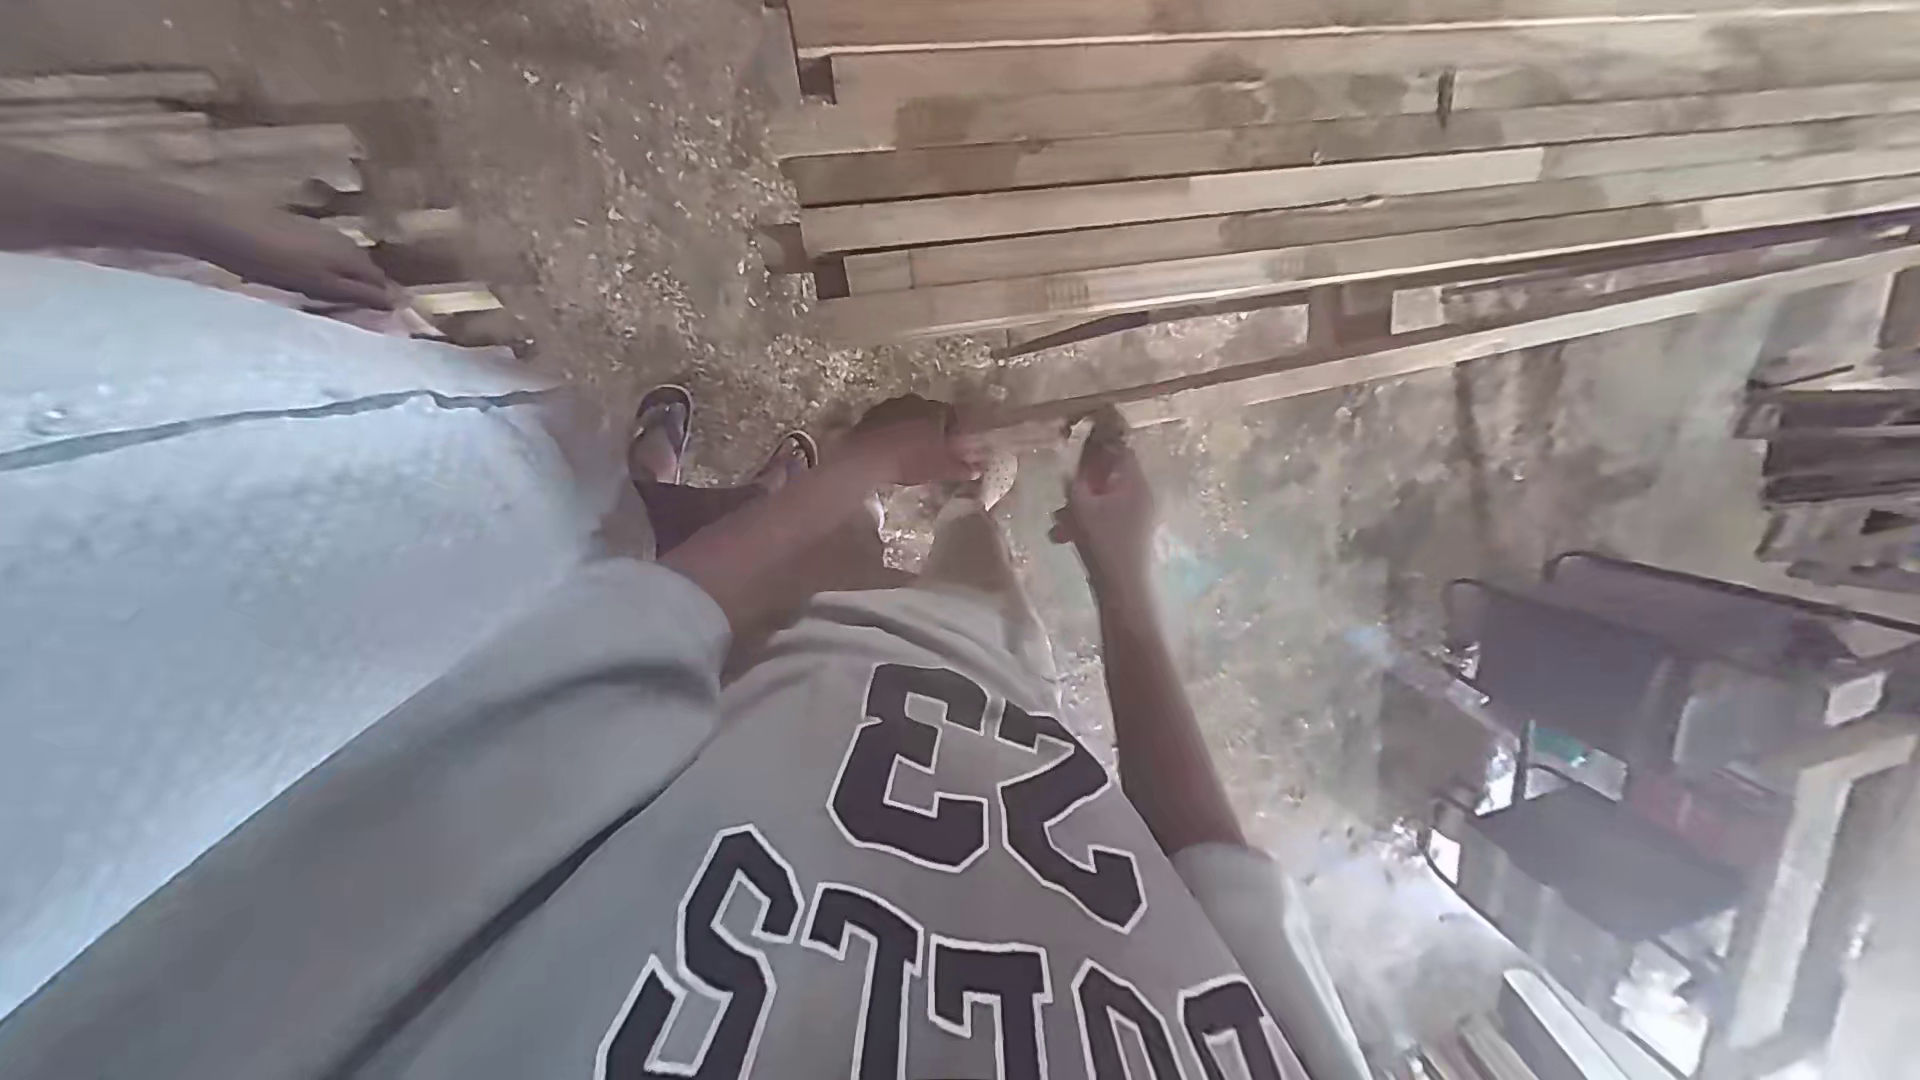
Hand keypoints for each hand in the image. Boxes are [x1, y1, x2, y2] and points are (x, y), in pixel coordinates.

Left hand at [189, 209, 395, 308]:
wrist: (214, 225)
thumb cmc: (273, 263)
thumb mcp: (322, 286)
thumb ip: (363, 294)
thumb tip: (399, 302)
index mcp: (356, 258)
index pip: (383, 283)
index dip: (379, 299)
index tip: (366, 314)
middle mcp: (345, 241)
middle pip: (365, 270)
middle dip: (360, 286)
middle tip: (341, 304)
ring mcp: (319, 229)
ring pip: (342, 259)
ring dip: (339, 274)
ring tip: (319, 288)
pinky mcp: (295, 224)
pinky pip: (321, 249)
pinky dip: (319, 262)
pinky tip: (299, 268)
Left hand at [845, 395, 980, 486]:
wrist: (868, 456)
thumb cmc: (911, 460)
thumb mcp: (941, 468)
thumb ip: (961, 468)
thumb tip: (976, 470)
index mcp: (936, 411)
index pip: (951, 414)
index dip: (953, 429)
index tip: (951, 444)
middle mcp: (915, 402)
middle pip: (928, 413)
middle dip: (931, 427)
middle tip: (930, 448)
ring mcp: (891, 405)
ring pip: (907, 415)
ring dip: (910, 428)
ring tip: (909, 449)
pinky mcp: (871, 413)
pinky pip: (888, 421)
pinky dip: (891, 430)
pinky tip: (890, 447)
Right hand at [1051, 406, 1156, 587]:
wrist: (1122, 588)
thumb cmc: (1103, 544)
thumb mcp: (1080, 507)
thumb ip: (1073, 480)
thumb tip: (1068, 459)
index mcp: (1132, 480)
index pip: (1120, 443)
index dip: (1101, 429)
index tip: (1082, 420)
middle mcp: (1139, 491)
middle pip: (1108, 469)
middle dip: (1081, 475)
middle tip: (1064, 480)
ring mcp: (1137, 512)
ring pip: (1103, 495)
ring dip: (1079, 502)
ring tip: (1059, 521)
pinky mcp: (1130, 530)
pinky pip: (1105, 513)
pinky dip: (1085, 518)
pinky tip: (1064, 535)